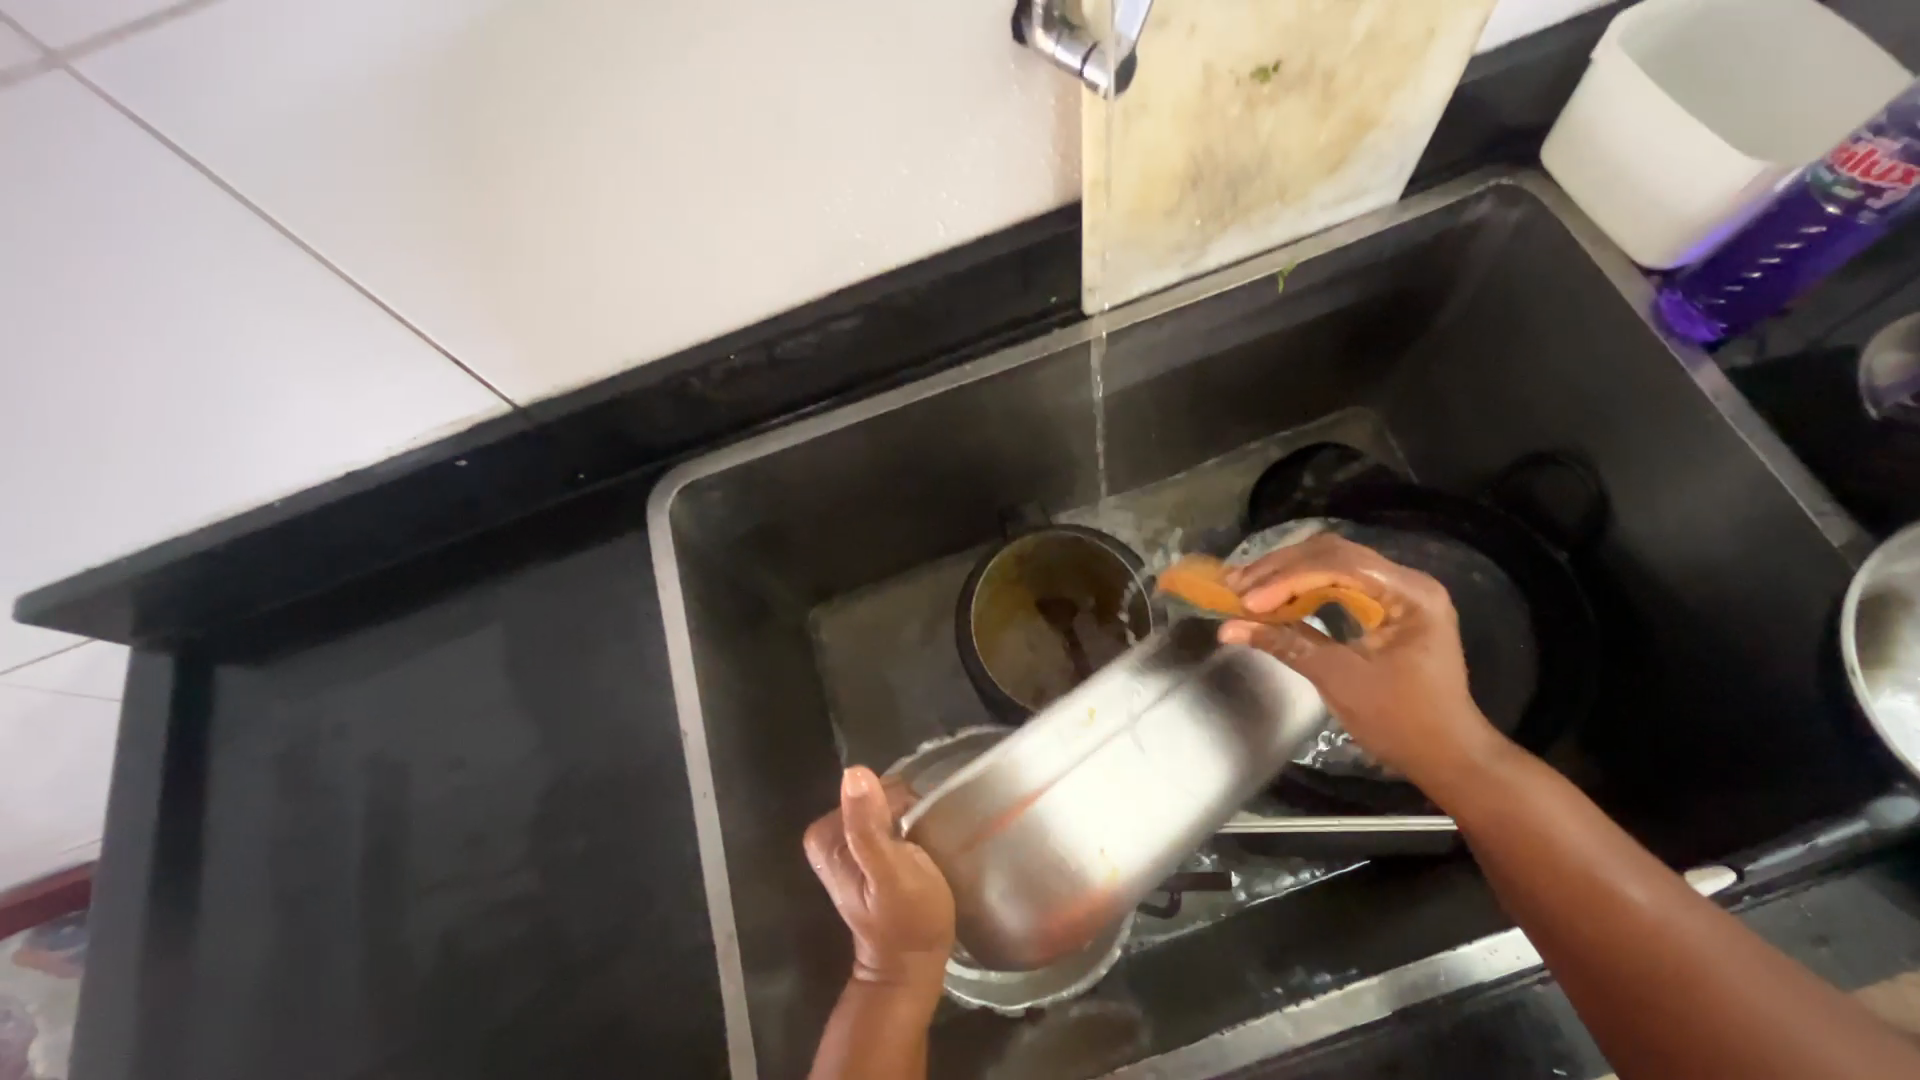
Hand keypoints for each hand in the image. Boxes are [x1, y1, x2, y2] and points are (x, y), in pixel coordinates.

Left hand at [803, 766, 955, 994]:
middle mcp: (827, 833)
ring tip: (925, 849)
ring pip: (887, 806)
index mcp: (825, 834)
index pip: (874, 788)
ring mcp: (844, 843)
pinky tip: (919, 852)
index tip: (920, 834)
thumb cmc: (908, 921)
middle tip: (923, 845)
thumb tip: (854, 773)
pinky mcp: (862, 853)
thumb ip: (868, 826)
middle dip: (907, 812)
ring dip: (910, 821)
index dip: (905, 805)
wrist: (910, 965)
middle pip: (879, 795)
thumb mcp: (891, 873)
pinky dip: (907, 830)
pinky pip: (889, 821)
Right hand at [1218, 532, 1505, 787]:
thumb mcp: (1339, 679)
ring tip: (1243, 588)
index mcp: (1409, 594)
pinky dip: (1301, 586)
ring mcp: (1397, 591)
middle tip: (1235, 587)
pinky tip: (1272, 596)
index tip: (1246, 602)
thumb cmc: (1401, 720)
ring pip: (1331, 563)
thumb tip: (1228, 628)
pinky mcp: (1386, 605)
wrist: (1447, 753)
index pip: (1338, 565)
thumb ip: (1286, 644)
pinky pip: (1337, 581)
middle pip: (1333, 554)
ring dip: (1285, 574)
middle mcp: (1407, 581)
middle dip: (1280, 569)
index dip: (1287, 579)